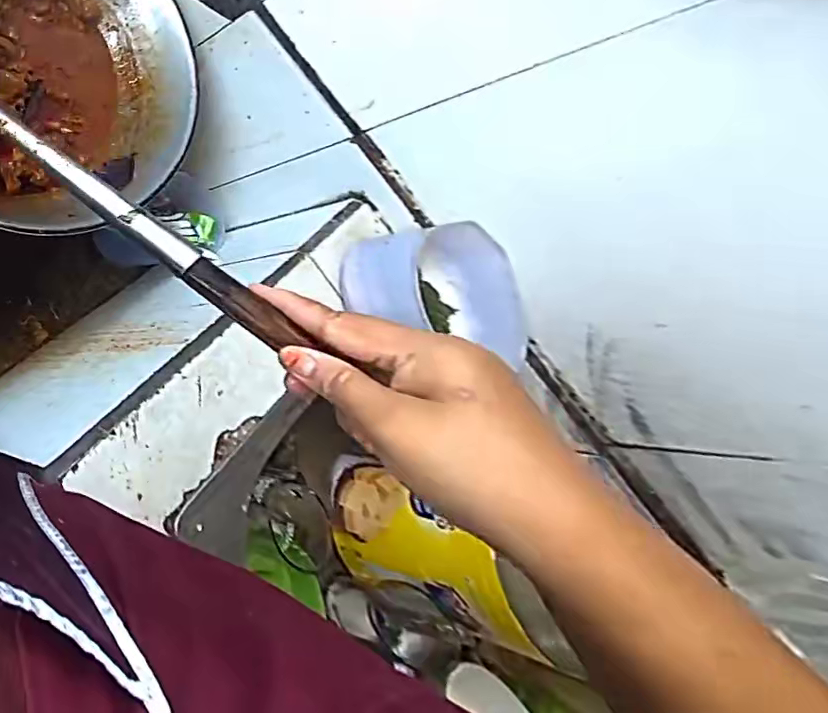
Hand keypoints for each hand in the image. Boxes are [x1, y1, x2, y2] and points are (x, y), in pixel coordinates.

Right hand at [252, 284, 611, 559]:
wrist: (569, 537)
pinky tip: (383, 439)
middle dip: (327, 366)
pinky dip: (382, 413)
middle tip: (293, 384)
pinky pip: (405, 398)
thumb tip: (295, 355)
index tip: (260, 291)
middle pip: (363, 349)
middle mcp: (448, 359)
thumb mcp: (390, 426)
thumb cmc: (476, 474)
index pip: (344, 323)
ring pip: (383, 377)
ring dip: (357, 397)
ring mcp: (463, 387)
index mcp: (431, 351)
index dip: (296, 309)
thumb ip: (337, 384)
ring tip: (352, 427)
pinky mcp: (470, 415)